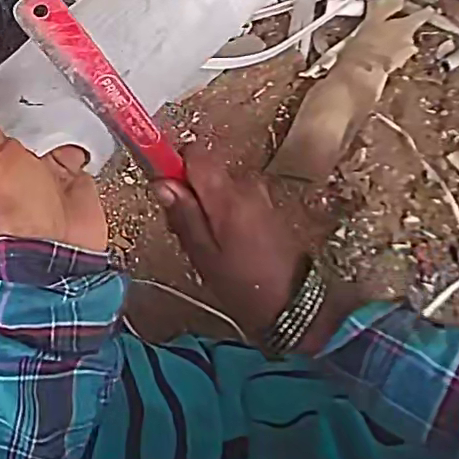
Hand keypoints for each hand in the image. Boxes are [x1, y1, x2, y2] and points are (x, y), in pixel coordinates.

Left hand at [0, 79, 105, 249]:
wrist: (59, 248)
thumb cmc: (14, 212)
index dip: (0, 92)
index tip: (7, 64)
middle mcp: (20, 160)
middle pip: (30, 119)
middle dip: (38, 99)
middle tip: (47, 67)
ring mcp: (51, 168)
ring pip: (58, 129)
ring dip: (65, 114)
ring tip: (72, 84)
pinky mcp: (78, 175)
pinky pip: (84, 145)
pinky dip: (88, 133)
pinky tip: (91, 114)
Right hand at [152, 146, 309, 330]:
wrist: (296, 306)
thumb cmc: (242, 284)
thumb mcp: (203, 254)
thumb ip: (183, 214)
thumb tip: (161, 183)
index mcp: (227, 196)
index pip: (194, 153)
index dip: (174, 165)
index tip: (165, 189)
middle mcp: (246, 186)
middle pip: (205, 171)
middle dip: (188, 192)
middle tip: (185, 229)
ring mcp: (261, 195)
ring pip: (218, 185)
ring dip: (206, 204)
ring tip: (206, 242)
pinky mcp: (268, 206)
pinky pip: (234, 197)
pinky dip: (223, 212)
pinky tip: (226, 243)